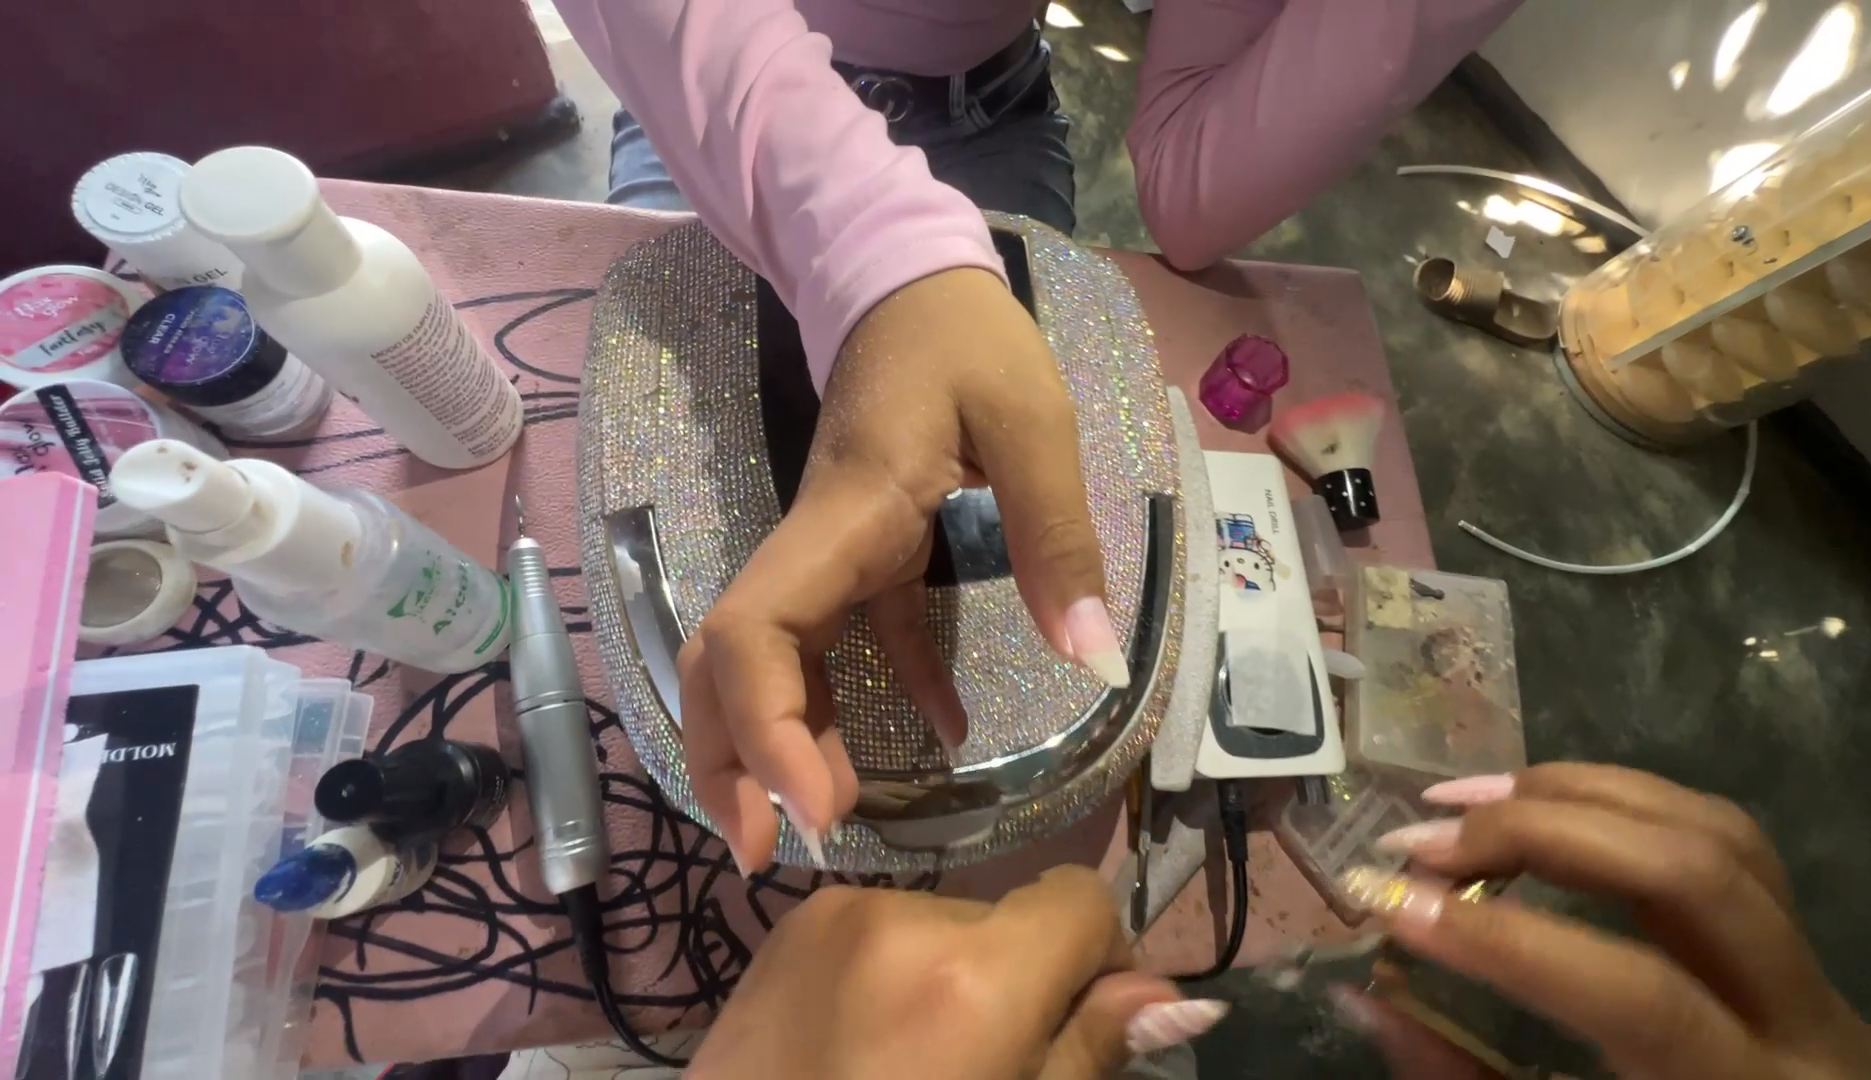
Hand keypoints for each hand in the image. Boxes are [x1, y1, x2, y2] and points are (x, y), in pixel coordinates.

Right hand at [678, 267, 1127, 870]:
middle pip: (731, 660)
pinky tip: (936, 735)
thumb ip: (1056, 538)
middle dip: (734, 759)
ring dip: (788, 741)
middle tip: (770, 851)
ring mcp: (833, 549)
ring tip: (829, 821)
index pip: (756, 627)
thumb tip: (1091, 665)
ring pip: (777, 656)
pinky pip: (853, 634)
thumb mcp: (1033, 426)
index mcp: (845, 516)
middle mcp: (816, 543)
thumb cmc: (967, 339)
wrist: (913, 285)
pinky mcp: (866, 548)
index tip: (816, 809)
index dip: (764, 724)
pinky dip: (874, 690)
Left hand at [686, 867, 1223, 1078]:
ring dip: (949, 972)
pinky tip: (856, 1037)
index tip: (1074, 1014)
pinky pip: (884, 923)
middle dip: (1015, 976)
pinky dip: (894, 967)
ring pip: (945, 920)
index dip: (1097, 952)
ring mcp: (841, 908)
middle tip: (974, 1064)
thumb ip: (1090, 1053)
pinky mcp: (796, 917)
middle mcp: (906, 915)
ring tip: (903, 1059)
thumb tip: (1182, 998)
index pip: (1078, 896)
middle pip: (1008, 914)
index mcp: (971, 979)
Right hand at [1337, 764, 1870, 1078]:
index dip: (1502, 938)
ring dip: (1562, 794)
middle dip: (1528, 835)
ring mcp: (1804, 959)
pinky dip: (1600, 794)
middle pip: (1682, 871)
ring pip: (1700, 825)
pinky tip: (1526, 803)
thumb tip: (1358, 998)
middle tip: (1422, 842)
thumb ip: (1460, 1078)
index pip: (1636, 994)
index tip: (1388, 898)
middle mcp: (1804, 1017)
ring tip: (1462, 802)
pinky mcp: (1780, 924)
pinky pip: (1705, 822)